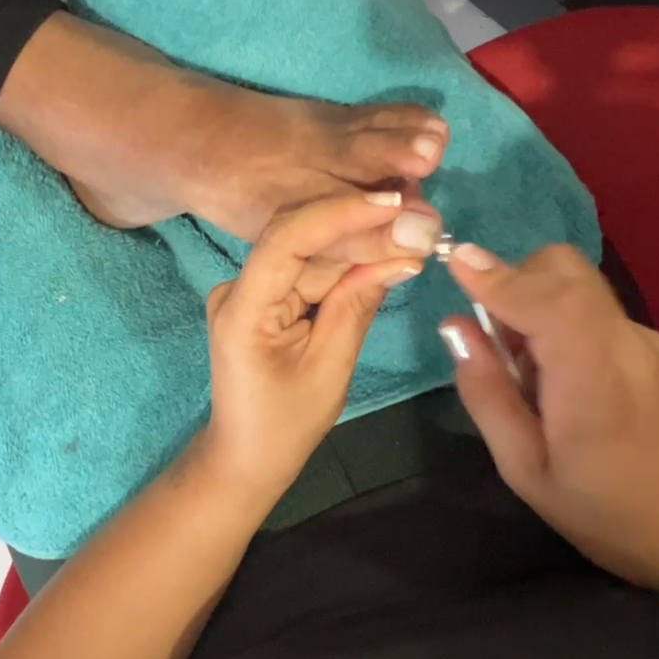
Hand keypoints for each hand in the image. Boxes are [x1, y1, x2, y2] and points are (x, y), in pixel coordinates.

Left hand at [203, 192, 432, 491]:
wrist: (247, 454)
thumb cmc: (286, 424)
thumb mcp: (330, 367)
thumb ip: (357, 304)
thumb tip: (402, 253)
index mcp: (242, 308)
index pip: (287, 239)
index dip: (340, 214)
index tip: (392, 204)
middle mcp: (237, 287)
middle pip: (301, 240)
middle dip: (362, 226)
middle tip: (420, 218)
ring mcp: (249, 289)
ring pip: (310, 252)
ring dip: (361, 242)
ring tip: (415, 231)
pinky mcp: (265, 295)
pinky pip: (308, 270)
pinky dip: (346, 264)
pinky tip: (387, 251)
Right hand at [440, 243, 658, 584]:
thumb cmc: (596, 508)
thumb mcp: (521, 466)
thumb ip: (486, 392)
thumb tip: (455, 326)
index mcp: (596, 383)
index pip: (550, 303)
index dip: (500, 278)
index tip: (454, 261)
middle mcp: (630, 345)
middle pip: (565, 270)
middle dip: (515, 280)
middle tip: (493, 336)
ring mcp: (649, 339)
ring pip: (578, 283)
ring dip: (535, 300)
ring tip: (526, 365)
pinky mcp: (655, 342)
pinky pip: (593, 307)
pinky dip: (560, 319)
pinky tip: (557, 373)